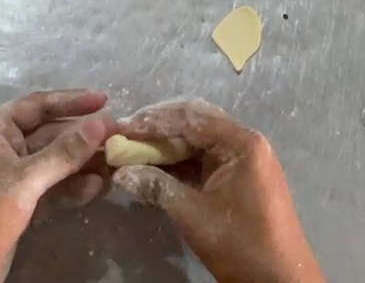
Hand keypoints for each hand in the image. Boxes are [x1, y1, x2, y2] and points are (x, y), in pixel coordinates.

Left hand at [0, 89, 114, 282]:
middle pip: (50, 134)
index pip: (39, 105)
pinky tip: (97, 189)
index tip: (105, 100)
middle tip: (120, 138)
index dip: (72, 101)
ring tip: (116, 166)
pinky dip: (72, 189)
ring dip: (82, 165)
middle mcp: (4, 147)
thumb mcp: (25, 179)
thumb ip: (64, 152)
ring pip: (54, 163)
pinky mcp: (18, 206)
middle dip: (83, 138)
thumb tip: (101, 123)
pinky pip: (51, 189)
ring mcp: (11, 178)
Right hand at [112, 99, 324, 282]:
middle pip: (195, 121)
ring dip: (167, 143)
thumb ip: (157, 188)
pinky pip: (205, 158)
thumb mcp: (194, 217)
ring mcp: (243, 159)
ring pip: (198, 139)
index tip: (123, 126)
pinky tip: (155, 165)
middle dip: (159, 126)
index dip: (154, 120)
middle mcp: (244, 142)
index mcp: (241, 143)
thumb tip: (120, 172)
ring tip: (135, 148)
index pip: (191, 117)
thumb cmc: (242, 247)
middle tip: (127, 133)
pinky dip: (180, 161)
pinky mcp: (239, 176)